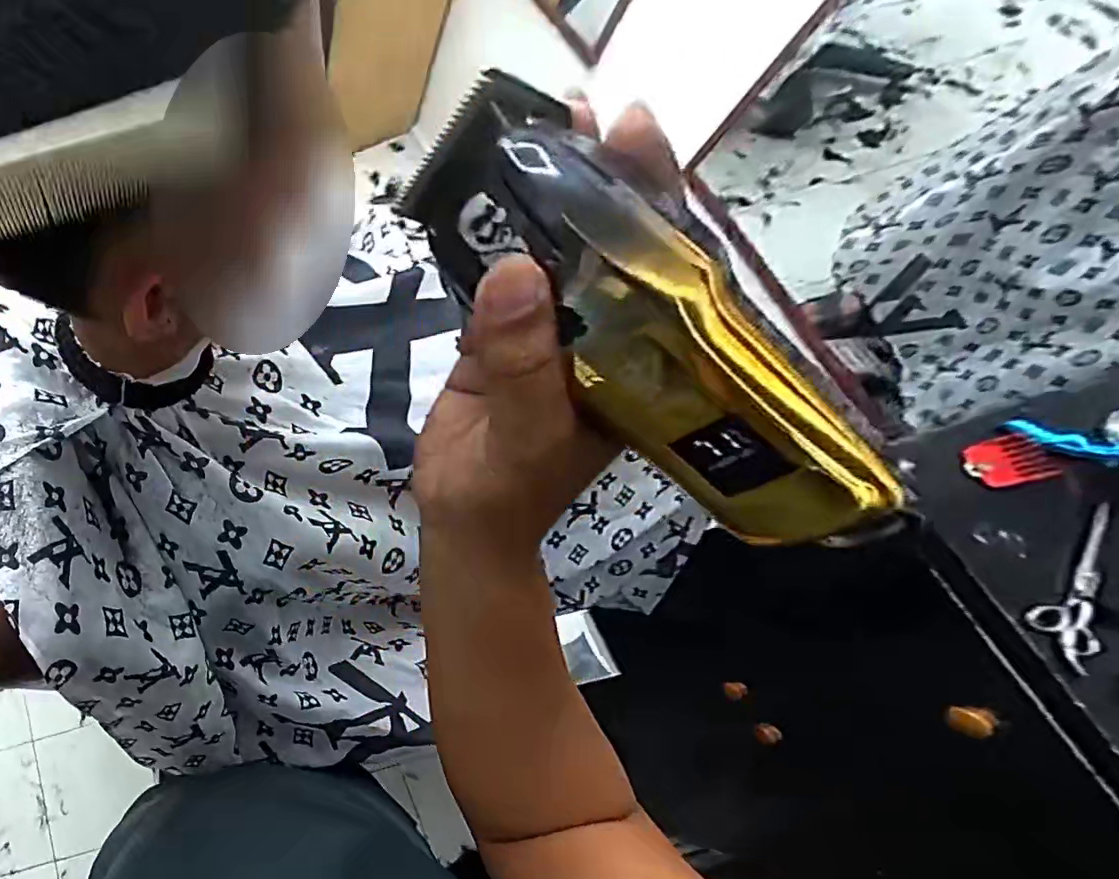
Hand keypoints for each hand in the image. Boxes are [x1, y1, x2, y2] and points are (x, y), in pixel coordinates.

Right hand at [414, 100, 681, 563]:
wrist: (462, 522)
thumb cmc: (505, 493)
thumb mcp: (523, 435)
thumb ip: (520, 364)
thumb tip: (513, 270)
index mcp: (634, 360)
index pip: (656, 268)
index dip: (648, 199)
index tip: (630, 135)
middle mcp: (602, 339)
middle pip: (609, 251)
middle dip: (601, 183)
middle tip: (582, 115)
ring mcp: (547, 339)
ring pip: (551, 264)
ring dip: (543, 207)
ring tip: (533, 141)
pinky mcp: (500, 343)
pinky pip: (498, 289)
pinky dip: (490, 247)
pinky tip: (482, 206)